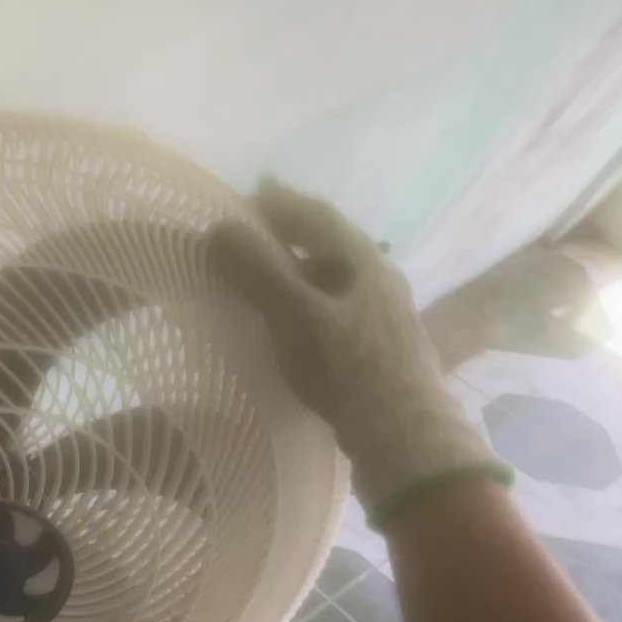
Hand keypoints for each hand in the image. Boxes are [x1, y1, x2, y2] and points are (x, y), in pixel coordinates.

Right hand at [206, 179, 508, 525]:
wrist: (400, 431)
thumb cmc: (345, 369)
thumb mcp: (294, 316)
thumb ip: (258, 272)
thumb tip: (221, 228)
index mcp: (361, 263)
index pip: (317, 218)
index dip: (282, 202)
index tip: (253, 190)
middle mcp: (377, 278)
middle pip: (330, 242)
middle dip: (293, 229)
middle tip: (258, 224)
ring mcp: (380, 312)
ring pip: (335, 273)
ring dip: (302, 262)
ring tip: (272, 266)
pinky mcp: (376, 343)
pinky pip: (335, 301)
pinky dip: (309, 293)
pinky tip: (298, 313)